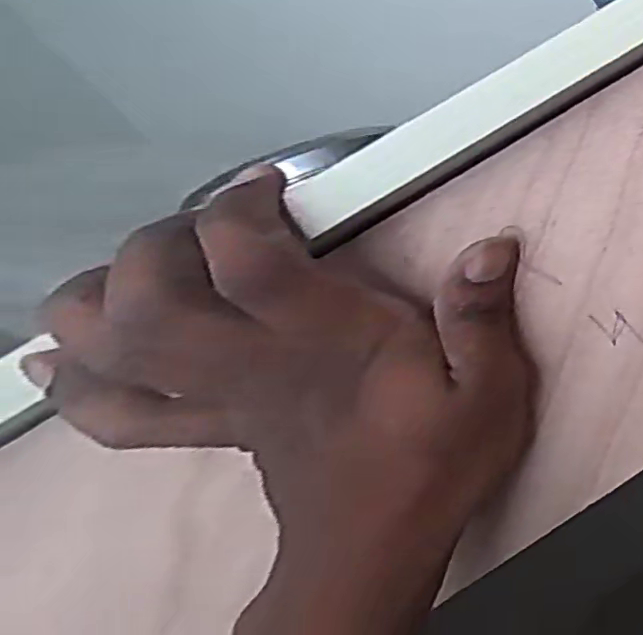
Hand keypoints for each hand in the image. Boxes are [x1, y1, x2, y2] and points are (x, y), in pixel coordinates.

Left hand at [23, 167, 534, 634]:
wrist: (382, 544)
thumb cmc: (443, 457)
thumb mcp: (492, 385)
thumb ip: (481, 316)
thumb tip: (490, 246)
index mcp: (332, 345)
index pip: (251, 270)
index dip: (240, 214)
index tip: (272, 182)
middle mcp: (260, 366)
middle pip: (151, 301)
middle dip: (163, 241)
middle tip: (224, 212)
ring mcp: (225, 401)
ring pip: (111, 350)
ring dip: (104, 295)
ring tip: (155, 258)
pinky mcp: (216, 427)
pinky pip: (116, 409)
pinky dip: (76, 377)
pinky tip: (66, 353)